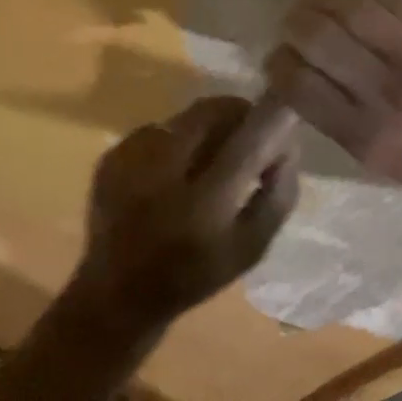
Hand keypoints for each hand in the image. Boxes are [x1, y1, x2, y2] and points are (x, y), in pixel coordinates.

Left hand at [66, 96, 299, 331]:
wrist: (118, 292)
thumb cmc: (194, 274)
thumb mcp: (250, 248)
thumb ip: (277, 196)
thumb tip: (288, 146)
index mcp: (204, 205)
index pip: (247, 142)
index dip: (272, 118)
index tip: (286, 108)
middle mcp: (164, 172)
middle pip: (212, 111)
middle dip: (237, 113)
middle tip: (249, 131)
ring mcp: (131, 159)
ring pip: (185, 118)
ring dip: (206, 127)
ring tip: (207, 159)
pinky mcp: (112, 154)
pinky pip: (158, 130)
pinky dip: (175, 141)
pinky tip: (172, 172)